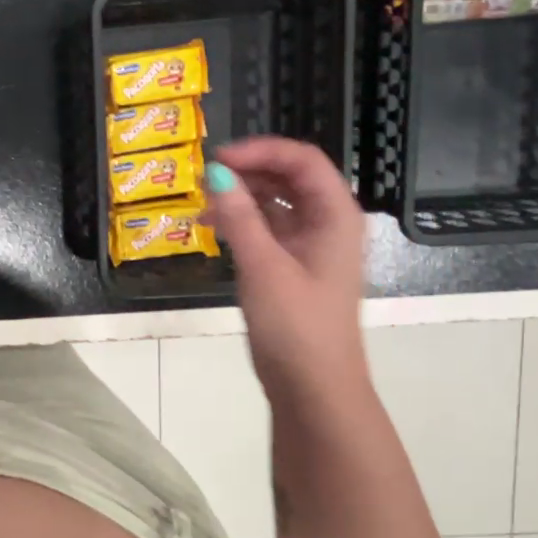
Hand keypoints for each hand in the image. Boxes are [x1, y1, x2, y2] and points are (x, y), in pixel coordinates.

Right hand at [202, 137, 368, 401]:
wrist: (313, 386)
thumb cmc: (296, 325)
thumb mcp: (262, 266)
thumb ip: (239, 216)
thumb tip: (214, 173)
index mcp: (335, 215)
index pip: (301, 160)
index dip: (259, 151)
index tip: (214, 160)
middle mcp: (328, 223)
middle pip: (289, 176)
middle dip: (247, 171)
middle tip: (202, 180)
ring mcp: (311, 245)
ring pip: (276, 201)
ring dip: (240, 196)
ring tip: (202, 206)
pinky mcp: (293, 266)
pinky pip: (268, 228)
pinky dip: (241, 221)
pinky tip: (213, 228)